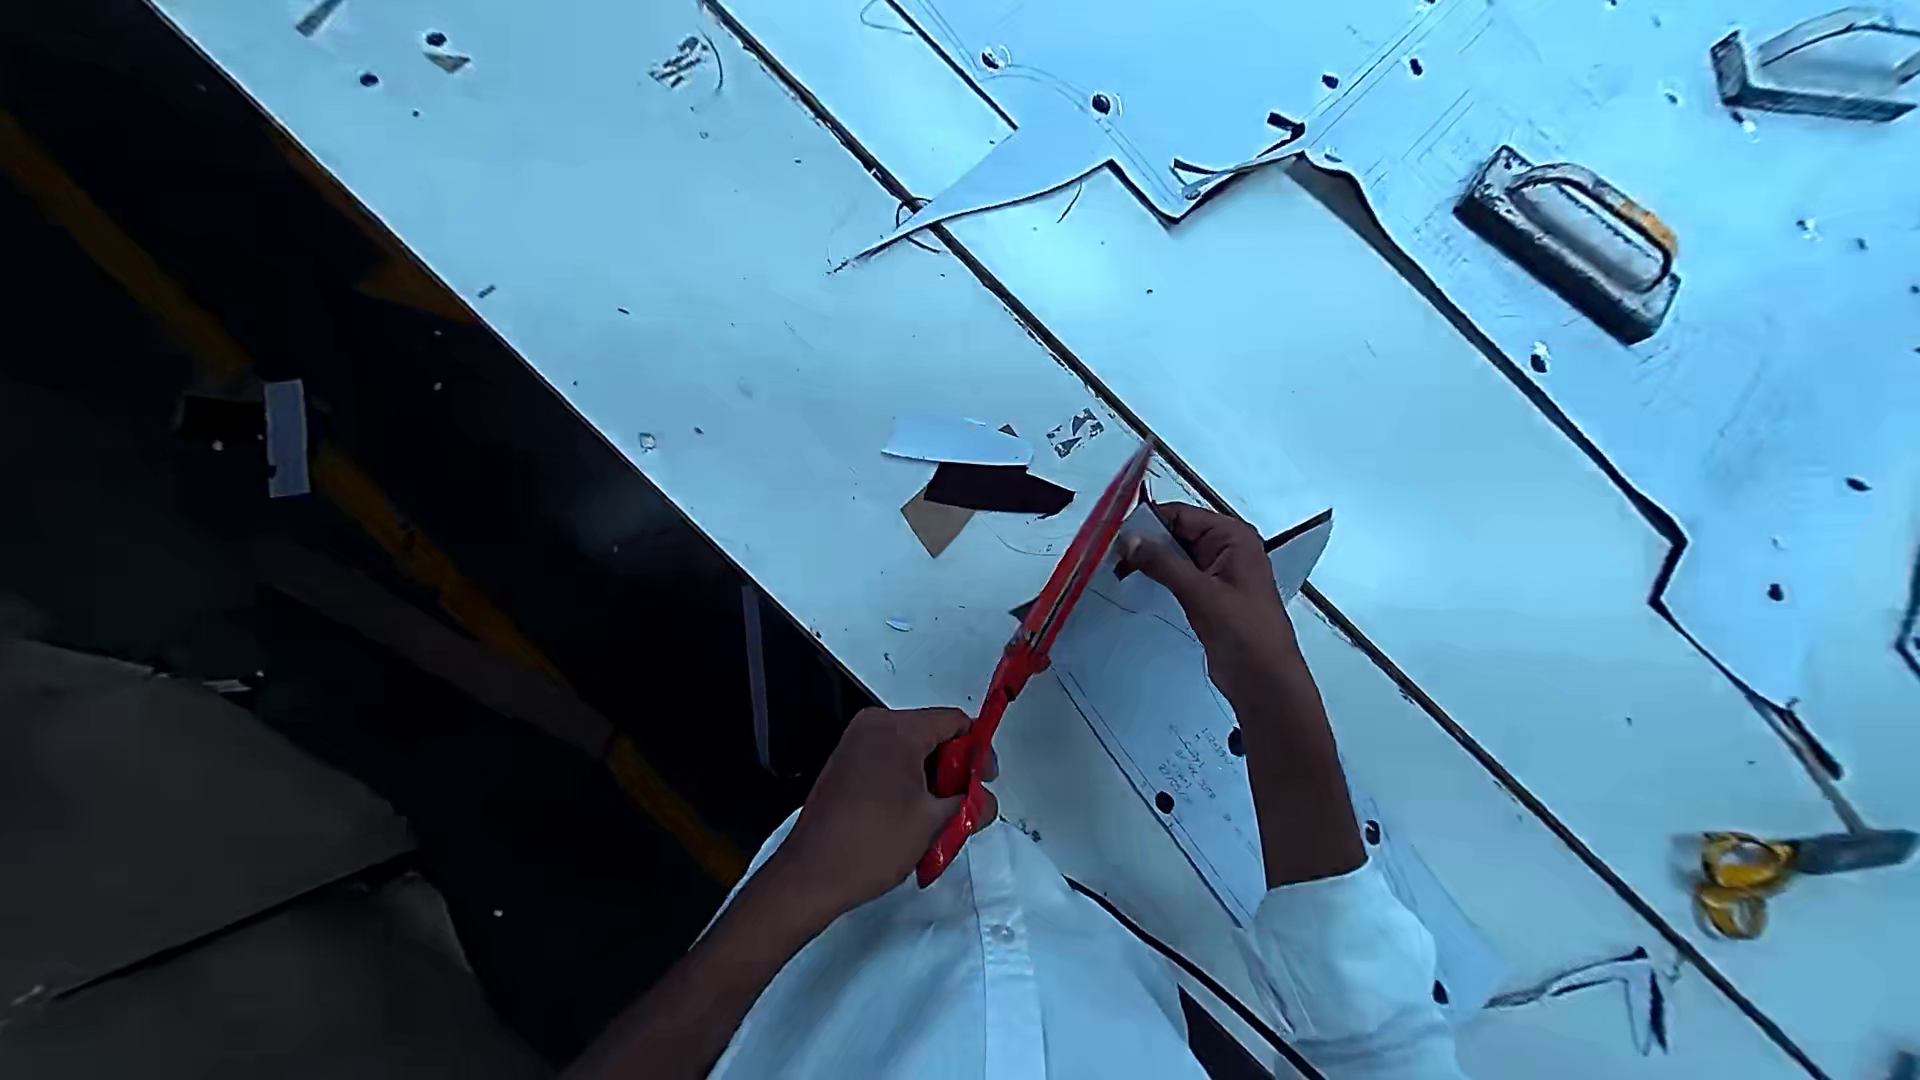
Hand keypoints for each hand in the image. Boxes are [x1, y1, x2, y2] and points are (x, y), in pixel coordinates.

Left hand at [769, 707, 997, 919]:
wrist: (810, 876)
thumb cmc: (873, 844)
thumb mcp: (934, 824)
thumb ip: (972, 804)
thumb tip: (989, 801)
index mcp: (898, 729)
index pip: (954, 721)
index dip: (978, 749)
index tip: (985, 782)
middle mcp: (874, 724)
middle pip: (932, 731)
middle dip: (954, 766)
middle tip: (964, 802)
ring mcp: (855, 740)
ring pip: (910, 746)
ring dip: (931, 775)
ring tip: (938, 814)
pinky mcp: (844, 759)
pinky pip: (888, 755)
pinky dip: (907, 776)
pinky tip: (911, 812)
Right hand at [1121, 502, 1298, 708]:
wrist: (1264, 679)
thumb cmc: (1242, 630)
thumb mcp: (1200, 592)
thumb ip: (1162, 562)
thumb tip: (1127, 538)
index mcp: (1232, 536)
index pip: (1180, 515)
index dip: (1146, 522)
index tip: (1114, 536)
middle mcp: (1226, 546)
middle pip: (1176, 531)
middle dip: (1145, 541)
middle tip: (1110, 555)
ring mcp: (1217, 570)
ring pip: (1174, 553)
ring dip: (1149, 559)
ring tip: (1118, 568)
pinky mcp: (1208, 592)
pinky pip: (1177, 573)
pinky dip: (1158, 575)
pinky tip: (1136, 581)